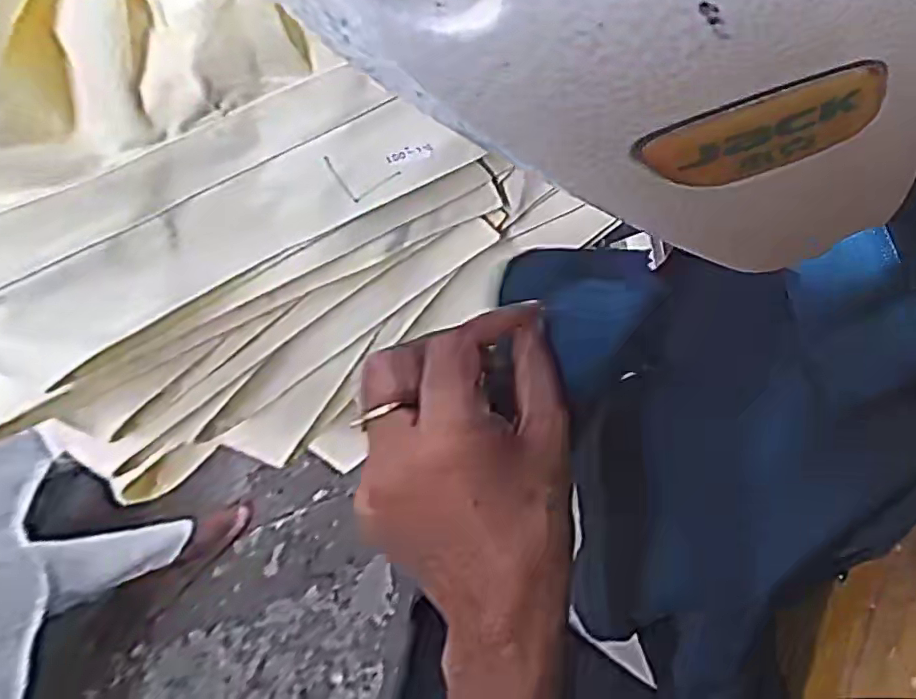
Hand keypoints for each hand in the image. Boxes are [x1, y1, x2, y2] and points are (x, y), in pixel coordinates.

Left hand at [355, 304, 569, 698]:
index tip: (518, 321)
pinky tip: (457, 434)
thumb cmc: (534, 517)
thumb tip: (529, 330)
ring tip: (474, 393)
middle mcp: (394, 457)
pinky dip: (417, 419)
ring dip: (425, 382)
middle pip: (391, 364)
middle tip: (483, 351)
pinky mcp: (366, 501)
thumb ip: (536, 370)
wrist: (503, 595)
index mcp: (446, 437)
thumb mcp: (550, 431)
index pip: (450, 349)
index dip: (489, 324)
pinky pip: (382, 437)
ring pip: (381, 400)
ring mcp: (371, 483)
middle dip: (440, 346)